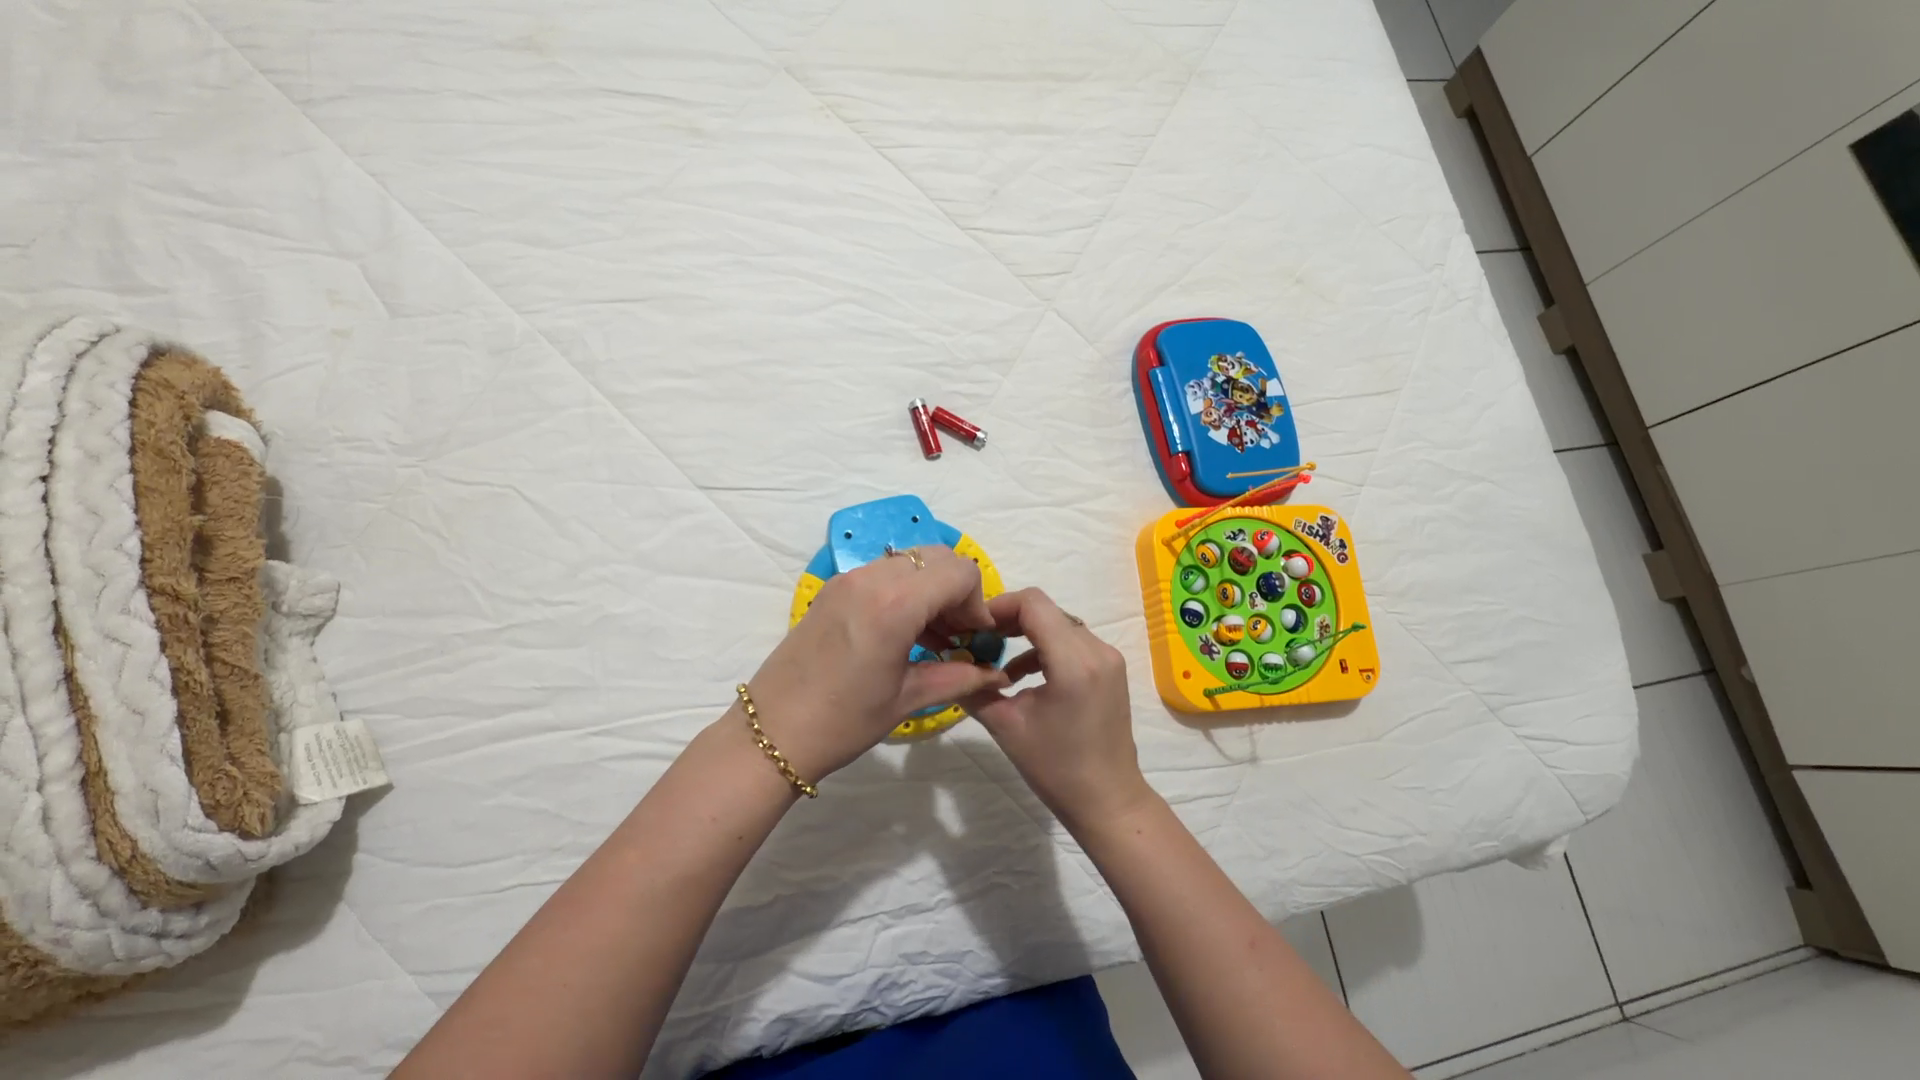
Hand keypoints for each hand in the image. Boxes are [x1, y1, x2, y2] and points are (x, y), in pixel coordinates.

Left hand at [745, 547, 1009, 780]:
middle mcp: (871, 578)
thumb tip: (994, 673)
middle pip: (937, 557)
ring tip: (933, 637)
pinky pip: (882, 572)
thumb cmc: (844, 722)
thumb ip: (958, 677)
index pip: (960, 572)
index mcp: (895, 604)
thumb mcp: (908, 700)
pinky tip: (904, 632)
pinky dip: (904, 590)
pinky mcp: (832, 589)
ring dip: (930, 588)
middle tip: (957, 634)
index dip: (977, 602)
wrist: (771, 733)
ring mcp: (847, 579)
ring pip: (909, 561)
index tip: (974, 638)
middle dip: (957, 590)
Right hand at [961, 589, 1156, 830]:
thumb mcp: (1006, 726)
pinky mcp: (1111, 670)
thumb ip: (975, 689)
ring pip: (1060, 625)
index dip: (999, 606)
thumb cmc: (1055, 768)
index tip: (974, 628)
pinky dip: (1046, 648)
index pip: (1033, 604)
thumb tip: (950, 664)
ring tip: (995, 660)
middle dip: (1009, 620)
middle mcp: (1098, 651)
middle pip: (1047, 611)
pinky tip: (1022, 674)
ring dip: (1027, 635)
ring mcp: (1109, 659)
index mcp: (1073, 662)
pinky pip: (1073, 643)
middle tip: (978, 640)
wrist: (1107, 800)